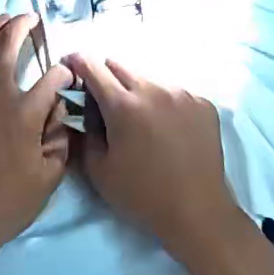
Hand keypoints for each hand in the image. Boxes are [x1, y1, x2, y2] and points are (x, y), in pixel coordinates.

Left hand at [0, 15, 73, 253]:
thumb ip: (60, 140)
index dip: (64, 74)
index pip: (53, 78)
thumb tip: (58, 114)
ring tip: (2, 19)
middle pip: (9, 45)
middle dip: (24, 25)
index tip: (67, 78)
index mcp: (26, 112)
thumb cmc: (6, 204)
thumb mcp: (49, 178)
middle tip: (32, 19)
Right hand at [65, 55, 242, 261]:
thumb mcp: (99, 169)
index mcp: (123, 105)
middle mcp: (153, 90)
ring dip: (138, 94)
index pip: (93, 68)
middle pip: (121, 68)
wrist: (197, 212)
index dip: (78, 63)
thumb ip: (85, 131)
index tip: (70, 63)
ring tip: (142, 124)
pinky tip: (169, 131)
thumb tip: (83, 107)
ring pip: (149, 82)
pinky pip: (175, 95)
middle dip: (107, 79)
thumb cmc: (141, 195)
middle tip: (105, 103)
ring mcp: (182, 95)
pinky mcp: (203, 104)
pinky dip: (165, 105)